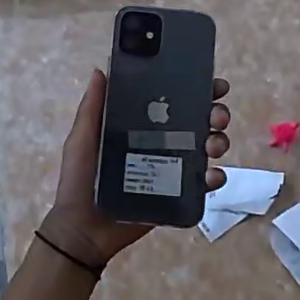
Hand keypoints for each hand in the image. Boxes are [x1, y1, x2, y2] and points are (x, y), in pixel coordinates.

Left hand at [37, 68, 229, 269]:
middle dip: (215, 113)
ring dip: (218, 141)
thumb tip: (101, 70)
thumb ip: (92, 108)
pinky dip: (214, 177)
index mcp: (141, 125)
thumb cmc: (80, 180)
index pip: (174, 100)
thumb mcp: (82, 139)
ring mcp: (172, 168)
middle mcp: (161, 142)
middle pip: (198, 120)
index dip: (197, 89)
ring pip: (207, 147)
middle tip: (217, 115)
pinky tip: (211, 176)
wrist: (84, 229)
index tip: (214, 83)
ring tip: (213, 145)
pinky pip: (204, 183)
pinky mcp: (178, 194)